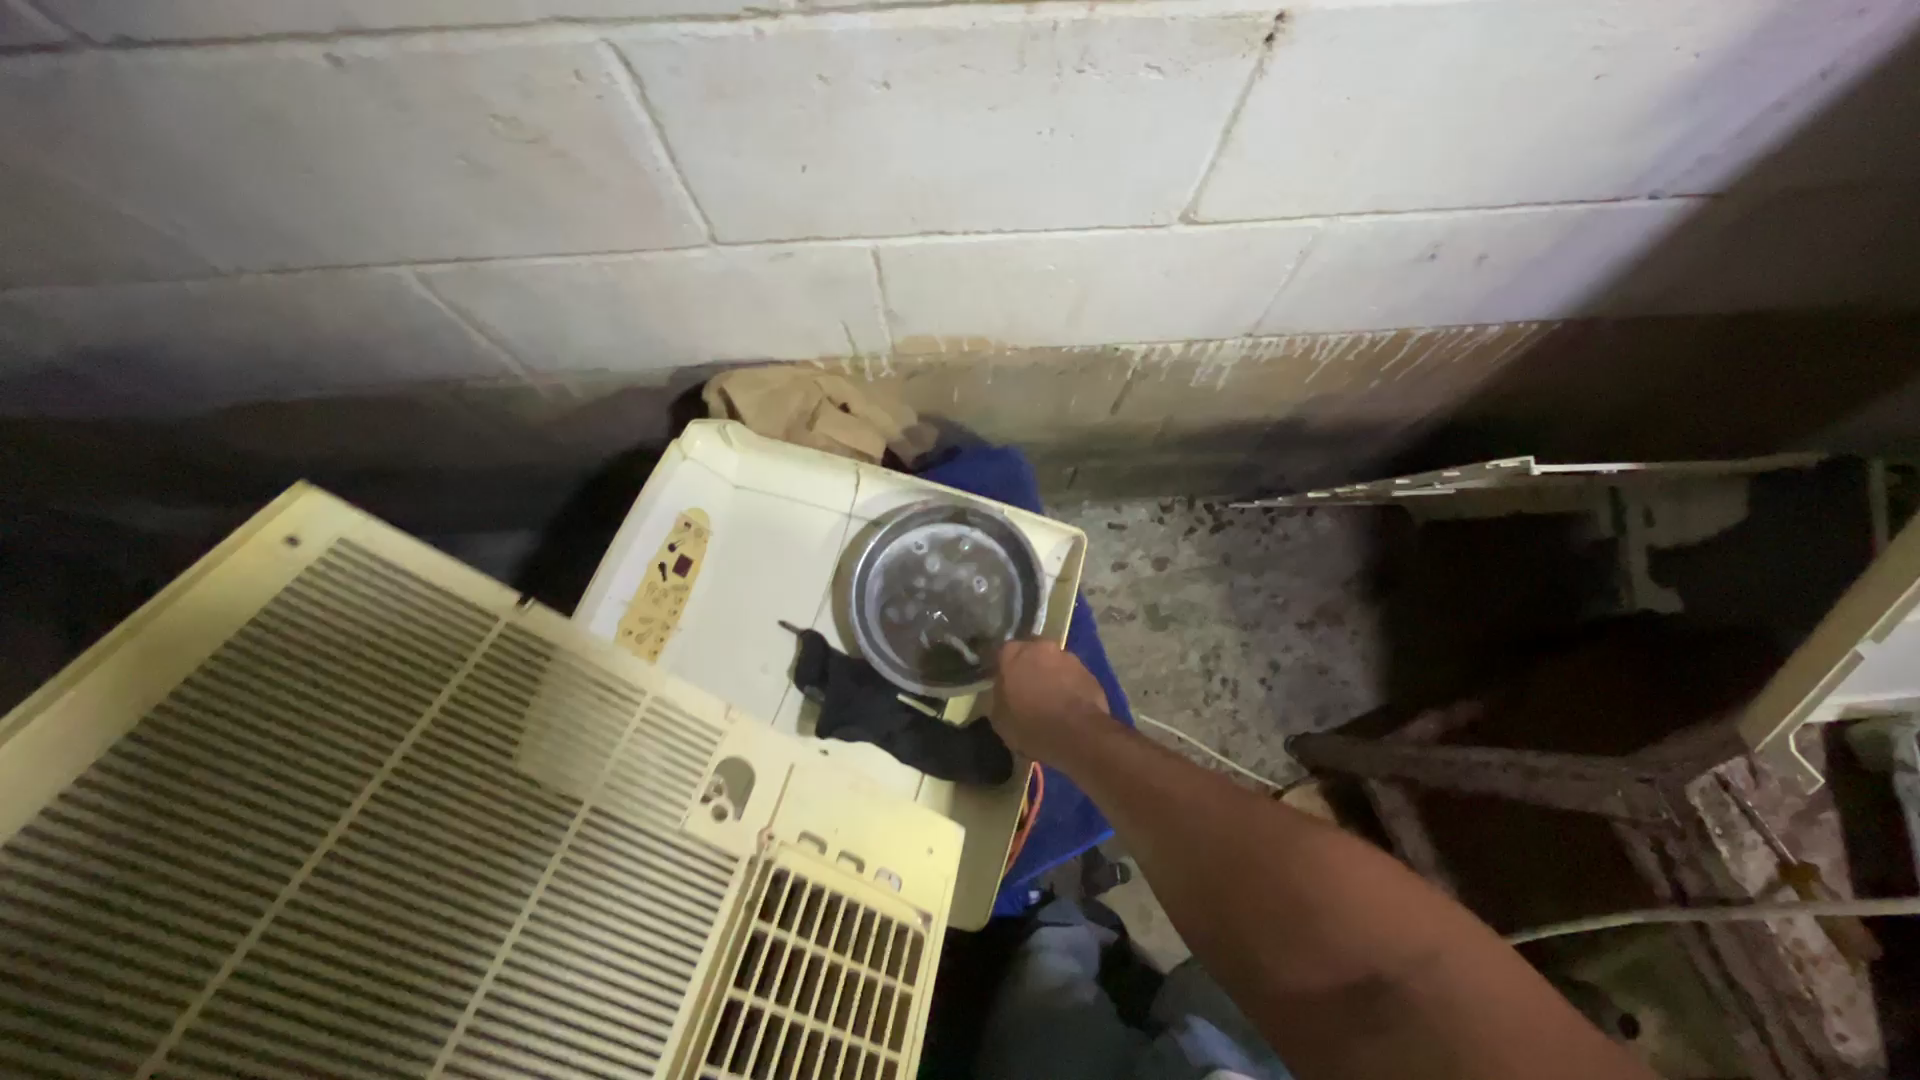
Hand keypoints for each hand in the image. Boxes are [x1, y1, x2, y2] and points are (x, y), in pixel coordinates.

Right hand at [990, 639, 1112, 761]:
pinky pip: (1073, 676)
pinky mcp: (1088, 671)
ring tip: (1052, 699)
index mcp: (1012, 654)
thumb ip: (1000, 697)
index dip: (1004, 669)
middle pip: (1031, 652)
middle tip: (1028, 689)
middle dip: (1029, 667)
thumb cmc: (1030, 727)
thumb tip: (1005, 694)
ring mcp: (1067, 657)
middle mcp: (1040, 647)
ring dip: (1051, 675)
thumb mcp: (1000, 719)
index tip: (1004, 683)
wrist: (1077, 735)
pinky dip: (1069, 685)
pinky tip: (1069, 705)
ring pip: (1054, 662)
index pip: (1002, 653)